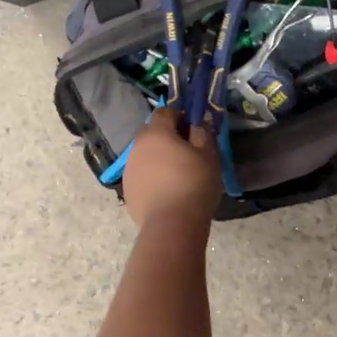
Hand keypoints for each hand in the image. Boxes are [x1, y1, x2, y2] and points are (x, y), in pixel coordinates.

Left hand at [121, 108, 220, 228]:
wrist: (171, 225)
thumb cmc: (194, 184)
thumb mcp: (209, 155)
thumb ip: (203, 133)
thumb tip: (199, 121)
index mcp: (156, 133)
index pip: (165, 111)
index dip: (180, 116)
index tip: (194, 130)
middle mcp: (137, 146)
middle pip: (152, 132)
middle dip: (168, 137)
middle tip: (188, 152)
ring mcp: (129, 169)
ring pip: (146, 155)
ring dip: (159, 157)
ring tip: (178, 175)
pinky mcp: (127, 190)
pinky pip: (142, 175)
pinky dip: (153, 177)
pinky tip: (167, 192)